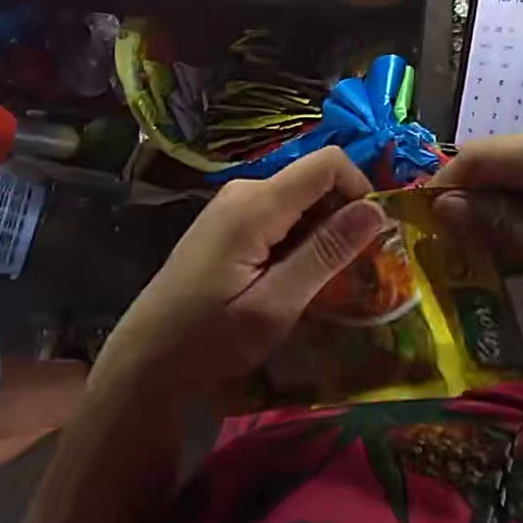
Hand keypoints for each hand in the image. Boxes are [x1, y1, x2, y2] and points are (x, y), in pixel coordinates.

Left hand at [93, 147, 387, 397]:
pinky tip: (290, 283)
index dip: (361, 190)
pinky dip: (297, 242)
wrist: (146, 360)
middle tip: (349, 275)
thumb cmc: (208, 340)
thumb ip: (325, 254)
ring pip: (298, 202)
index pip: (328, 163)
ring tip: (320, 287)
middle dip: (341, 220)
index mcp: (255, 204)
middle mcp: (243, 192)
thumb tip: (376, 210)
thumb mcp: (275, 305)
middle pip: (313, 183)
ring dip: (320, 236)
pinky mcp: (226, 225)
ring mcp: (231, 207)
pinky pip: (277, 218)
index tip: (371, 240)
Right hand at [429, 107, 522, 332]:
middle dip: (469, 197)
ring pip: (510, 161)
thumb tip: (441, 207)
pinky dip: (518, 195)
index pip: (488, 156)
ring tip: (488, 242)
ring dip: (493, 199)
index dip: (444, 187)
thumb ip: (512, 230)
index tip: (420, 226)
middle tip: (454, 246)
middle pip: (496, 156)